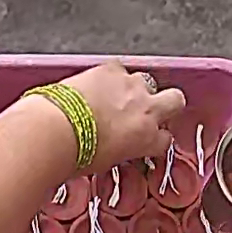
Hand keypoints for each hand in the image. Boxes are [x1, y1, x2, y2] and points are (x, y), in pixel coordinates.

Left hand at [48, 62, 185, 172]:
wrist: (56, 130)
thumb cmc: (76, 153)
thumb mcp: (105, 162)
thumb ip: (119, 150)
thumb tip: (113, 148)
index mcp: (147, 139)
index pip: (164, 139)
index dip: (154, 137)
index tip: (144, 138)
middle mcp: (147, 110)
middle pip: (175, 100)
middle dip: (165, 104)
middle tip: (145, 110)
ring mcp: (131, 86)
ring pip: (146, 81)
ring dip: (135, 89)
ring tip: (114, 98)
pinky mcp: (111, 69)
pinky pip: (119, 70)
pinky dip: (110, 77)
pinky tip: (95, 86)